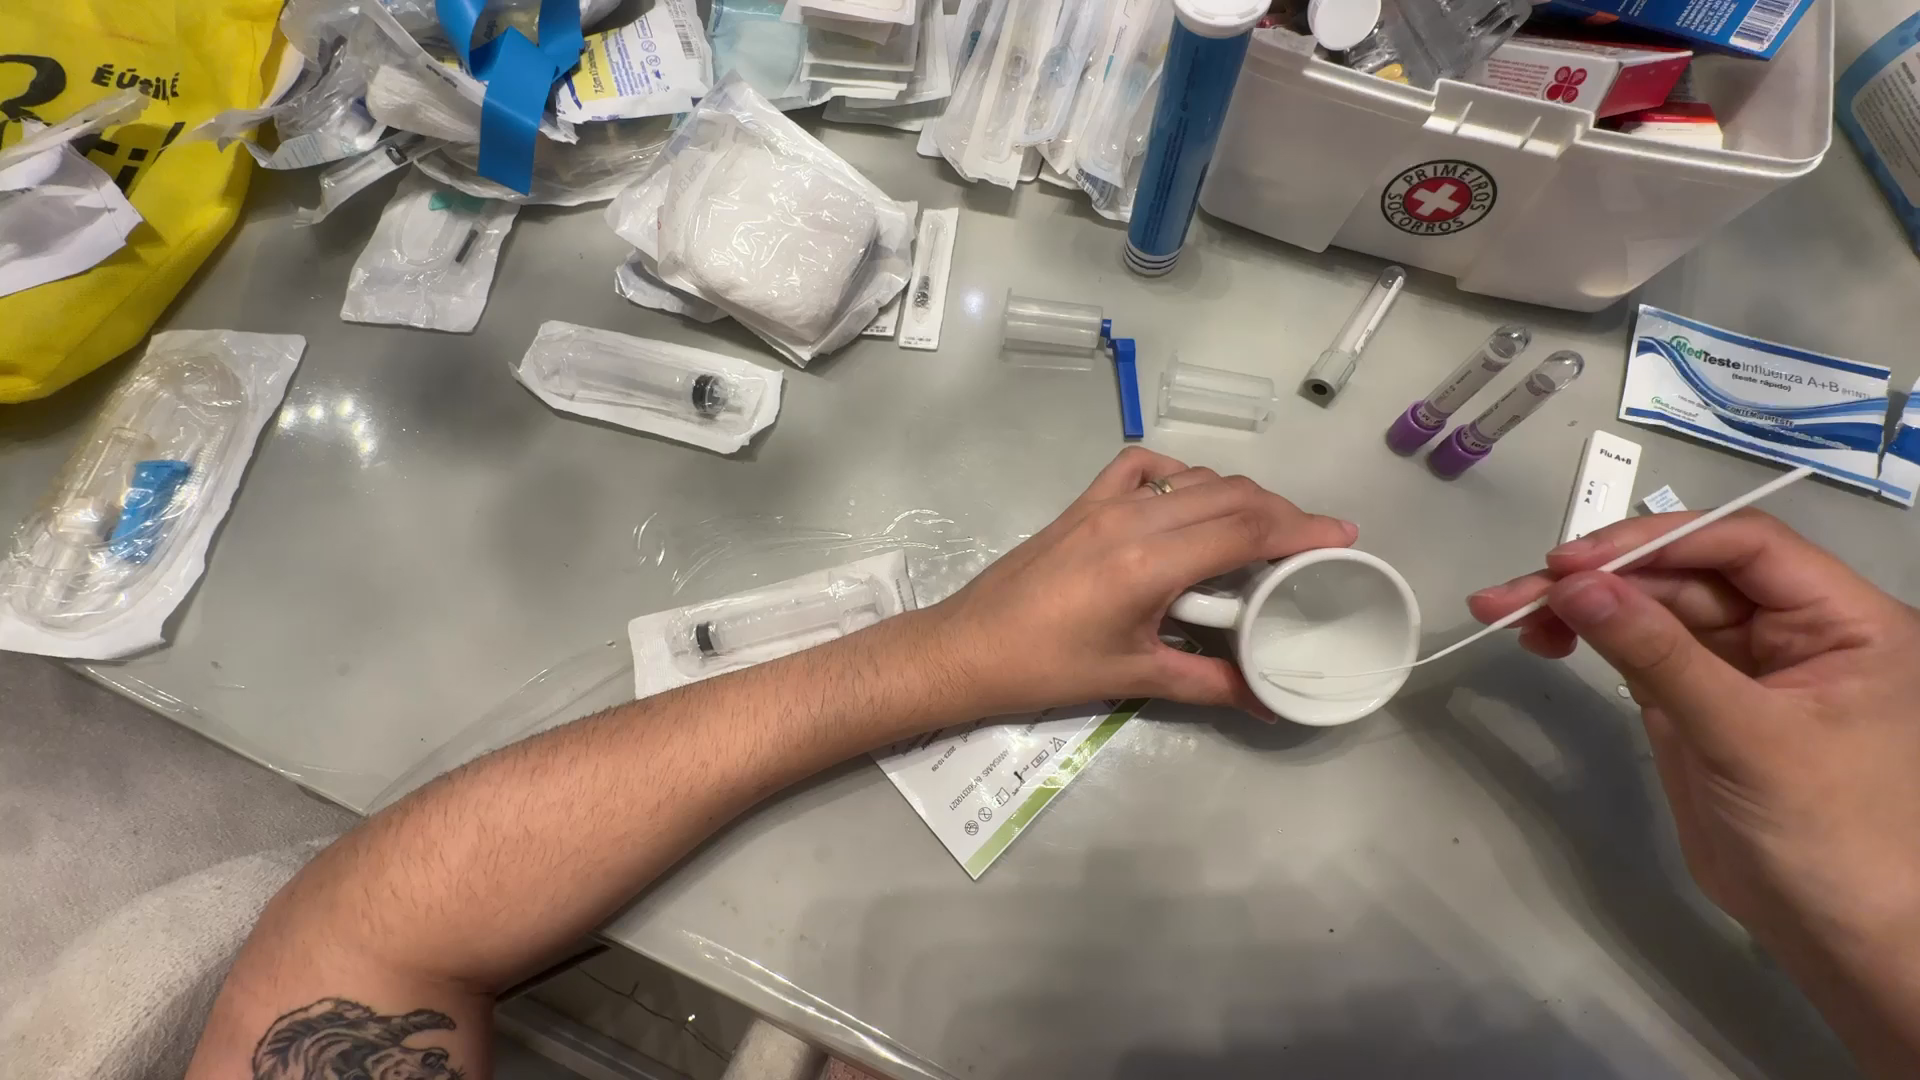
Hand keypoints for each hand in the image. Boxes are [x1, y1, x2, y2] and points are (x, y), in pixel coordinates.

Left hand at [921, 447, 1356, 721]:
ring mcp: (1101, 504)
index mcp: (1147, 563)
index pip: (1243, 529)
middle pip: (1227, 495)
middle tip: (1307, 542)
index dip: (1299, 528)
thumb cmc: (1047, 667)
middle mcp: (1129, 519)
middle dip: (1278, 511)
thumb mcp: (1134, 676)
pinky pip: (1138, 467)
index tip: (1341, 536)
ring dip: (1233, 495)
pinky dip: (1175, 474)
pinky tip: (1185, 501)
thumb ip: (1210, 681)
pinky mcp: (1079, 503)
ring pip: (1189, 478)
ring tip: (1258, 529)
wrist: (969, 647)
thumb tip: (1271, 702)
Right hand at [1468, 509, 1919, 1073]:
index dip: (1654, 542)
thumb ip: (1657, 652)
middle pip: (1672, 575)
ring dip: (1568, 606)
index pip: (1741, 547)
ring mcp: (1727, 659)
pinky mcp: (1681, 690)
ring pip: (1636, 606)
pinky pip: (1622, 643)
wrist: (1824, 925)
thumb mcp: (1743, 733)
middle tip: (1509, 598)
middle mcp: (1784, 627)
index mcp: (1840, 622)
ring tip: (1502, 616)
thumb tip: (1573, 586)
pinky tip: (1541, 641)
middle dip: (1588, 581)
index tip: (1571, 565)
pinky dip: (1577, 636)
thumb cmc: (1825, 828)